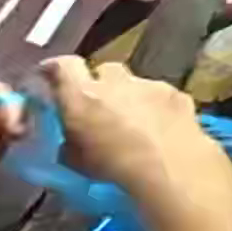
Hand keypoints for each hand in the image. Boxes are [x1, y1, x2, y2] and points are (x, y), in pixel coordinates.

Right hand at [40, 58, 231, 202]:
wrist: (170, 164)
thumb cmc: (114, 165)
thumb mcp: (73, 158)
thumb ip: (68, 135)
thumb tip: (72, 132)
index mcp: (83, 96)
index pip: (64, 65)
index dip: (57, 69)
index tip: (53, 76)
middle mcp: (118, 83)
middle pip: (106, 70)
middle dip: (102, 82)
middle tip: (103, 104)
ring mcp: (152, 85)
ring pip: (136, 82)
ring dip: (132, 95)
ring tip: (137, 119)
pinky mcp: (178, 93)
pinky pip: (162, 94)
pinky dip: (158, 104)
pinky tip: (162, 124)